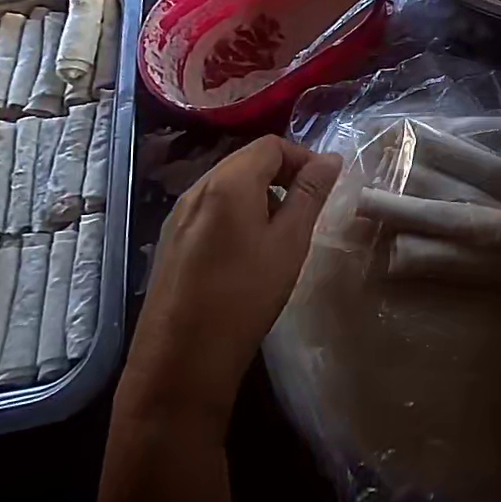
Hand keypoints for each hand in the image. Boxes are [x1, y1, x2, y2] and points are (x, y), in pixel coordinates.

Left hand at [119, 136, 341, 431]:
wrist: (182, 356)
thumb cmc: (245, 295)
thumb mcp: (289, 243)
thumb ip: (309, 195)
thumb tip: (330, 159)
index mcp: (227, 181)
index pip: (270, 144)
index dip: (302, 157)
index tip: (324, 186)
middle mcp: (197, 187)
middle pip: (245, 160)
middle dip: (281, 174)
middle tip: (308, 208)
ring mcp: (179, 213)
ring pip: (226, 184)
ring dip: (259, 194)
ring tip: (281, 231)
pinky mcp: (171, 238)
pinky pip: (210, 208)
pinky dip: (236, 212)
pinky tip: (247, 250)